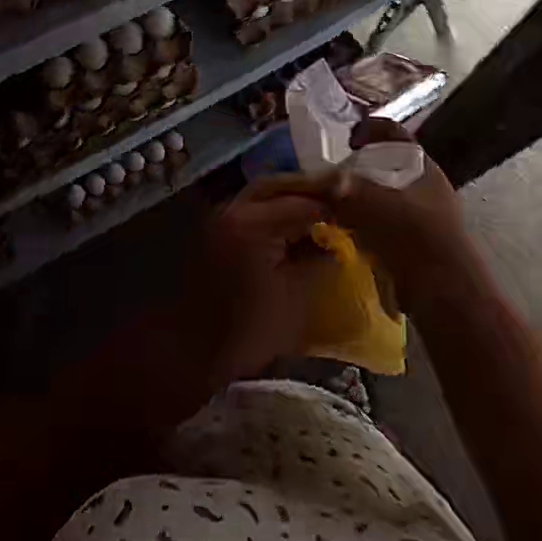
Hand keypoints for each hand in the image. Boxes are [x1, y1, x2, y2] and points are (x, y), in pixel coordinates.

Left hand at [184, 172, 338, 377]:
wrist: (182, 354)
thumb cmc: (241, 332)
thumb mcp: (292, 301)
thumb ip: (319, 264)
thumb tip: (339, 246)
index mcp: (253, 222)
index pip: (305, 202)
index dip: (335, 209)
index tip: (359, 217)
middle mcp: (234, 208)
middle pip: (280, 186)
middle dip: (311, 194)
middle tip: (339, 208)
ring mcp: (221, 217)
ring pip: (264, 194)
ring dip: (292, 201)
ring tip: (321, 218)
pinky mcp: (215, 230)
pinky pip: (251, 209)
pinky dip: (274, 213)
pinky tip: (293, 232)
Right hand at [325, 119, 478, 312]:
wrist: (443, 292)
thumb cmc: (411, 236)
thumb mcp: (369, 203)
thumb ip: (340, 188)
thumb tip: (314, 180)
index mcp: (423, 166)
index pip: (394, 133)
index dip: (369, 130)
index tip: (346, 140)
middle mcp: (426, 186)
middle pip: (388, 165)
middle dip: (359, 167)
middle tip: (331, 174)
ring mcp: (423, 216)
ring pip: (384, 195)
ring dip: (359, 198)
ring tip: (332, 204)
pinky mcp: (415, 243)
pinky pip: (383, 223)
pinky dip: (364, 223)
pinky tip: (346, 231)